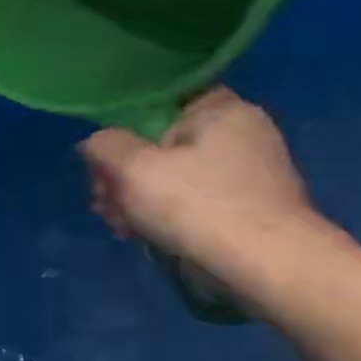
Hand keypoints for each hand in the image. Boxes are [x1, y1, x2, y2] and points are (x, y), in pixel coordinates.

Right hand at [81, 87, 312, 257]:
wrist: (262, 263)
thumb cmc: (193, 202)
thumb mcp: (128, 164)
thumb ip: (102, 143)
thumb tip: (98, 144)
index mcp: (222, 112)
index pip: (164, 98)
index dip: (125, 118)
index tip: (103, 145)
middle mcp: (238, 135)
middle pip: (155, 140)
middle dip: (119, 169)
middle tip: (103, 195)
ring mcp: (240, 171)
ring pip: (162, 171)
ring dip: (129, 194)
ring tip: (116, 219)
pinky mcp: (237, 203)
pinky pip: (180, 195)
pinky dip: (153, 209)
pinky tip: (135, 229)